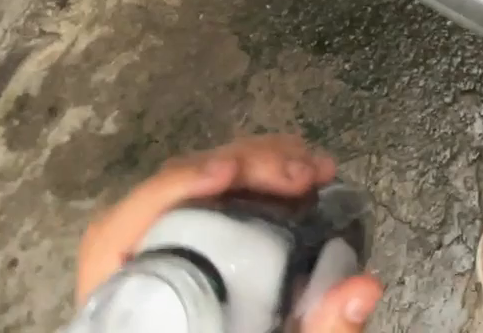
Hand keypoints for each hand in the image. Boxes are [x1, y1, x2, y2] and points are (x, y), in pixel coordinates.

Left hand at [76, 135, 382, 332]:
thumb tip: (366, 285)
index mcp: (130, 318)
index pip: (115, 238)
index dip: (165, 193)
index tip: (227, 174)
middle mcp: (144, 280)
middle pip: (172, 196)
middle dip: (245, 168)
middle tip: (305, 174)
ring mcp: (176, 261)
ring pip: (202, 187)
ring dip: (263, 165)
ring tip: (316, 170)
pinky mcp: (208, 251)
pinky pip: (227, 199)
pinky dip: (267, 179)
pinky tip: (307, 179)